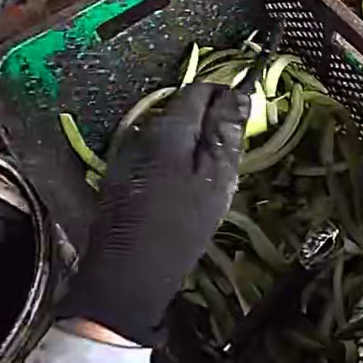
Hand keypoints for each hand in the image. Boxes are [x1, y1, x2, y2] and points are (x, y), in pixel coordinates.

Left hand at [59, 81, 249, 344]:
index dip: (223, 95)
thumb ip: (225, 131)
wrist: (128, 273)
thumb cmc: (181, 224)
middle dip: (207, 121)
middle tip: (229, 151)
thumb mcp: (215, 177)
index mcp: (169, 127)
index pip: (199, 89)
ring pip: (168, 131)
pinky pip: (154, 152)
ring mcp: (127, 151)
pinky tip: (181, 186)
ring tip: (208, 172)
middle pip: (181, 109)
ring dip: (190, 141)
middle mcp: (143, 130)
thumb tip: (238, 92)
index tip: (242, 115)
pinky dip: (173, 158)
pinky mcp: (120, 173)